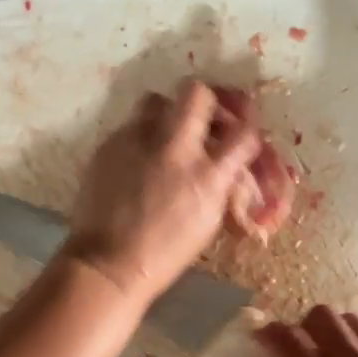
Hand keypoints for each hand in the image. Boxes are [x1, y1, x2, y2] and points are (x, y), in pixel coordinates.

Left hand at [66, 78, 261, 301]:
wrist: (109, 263)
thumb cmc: (165, 253)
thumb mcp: (209, 220)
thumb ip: (221, 184)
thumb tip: (227, 163)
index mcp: (208, 176)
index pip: (243, 133)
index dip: (248, 124)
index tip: (243, 127)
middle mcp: (175, 149)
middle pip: (198, 93)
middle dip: (207, 100)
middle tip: (206, 116)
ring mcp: (138, 141)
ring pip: (158, 100)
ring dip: (169, 112)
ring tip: (168, 134)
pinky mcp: (110, 144)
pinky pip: (131, 125)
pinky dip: (142, 136)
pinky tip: (140, 158)